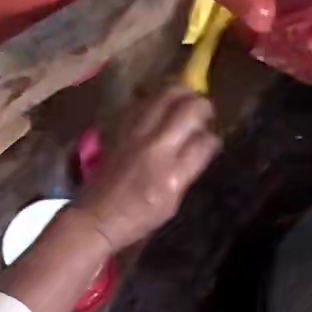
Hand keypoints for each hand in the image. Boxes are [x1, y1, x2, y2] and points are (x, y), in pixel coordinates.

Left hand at [71, 85, 219, 251]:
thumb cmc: (138, 218)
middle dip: (203, 106)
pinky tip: (160, 107)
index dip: (214, 138)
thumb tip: (203, 146)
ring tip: (185, 102)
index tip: (212, 140)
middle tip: (204, 113)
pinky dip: (156, 99)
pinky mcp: (119, 127)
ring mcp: (135, 134)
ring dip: (181, 94)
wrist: (97, 216)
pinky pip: (143, 101)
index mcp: (173, 174)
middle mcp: (156, 147)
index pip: (205, 141)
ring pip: (166, 94)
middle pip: (189, 108)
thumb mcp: (173, 203)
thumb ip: (189, 171)